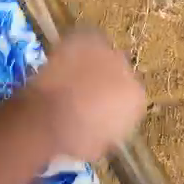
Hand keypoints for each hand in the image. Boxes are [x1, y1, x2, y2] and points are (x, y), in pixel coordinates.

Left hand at [23, 28, 146, 160]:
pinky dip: (78, 47)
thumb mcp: (101, 144)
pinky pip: (85, 40)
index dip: (115, 103)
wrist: (48, 116)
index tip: (103, 110)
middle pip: (120, 72)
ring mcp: (105, 51)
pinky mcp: (83, 39)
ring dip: (94, 61)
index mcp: (136, 98)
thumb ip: (111, 127)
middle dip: (108, 80)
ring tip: (77, 72)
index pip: (131, 98)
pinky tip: (68, 58)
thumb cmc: (76, 139)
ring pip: (104, 53)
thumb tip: (105, 122)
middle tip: (89, 90)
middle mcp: (126, 70)